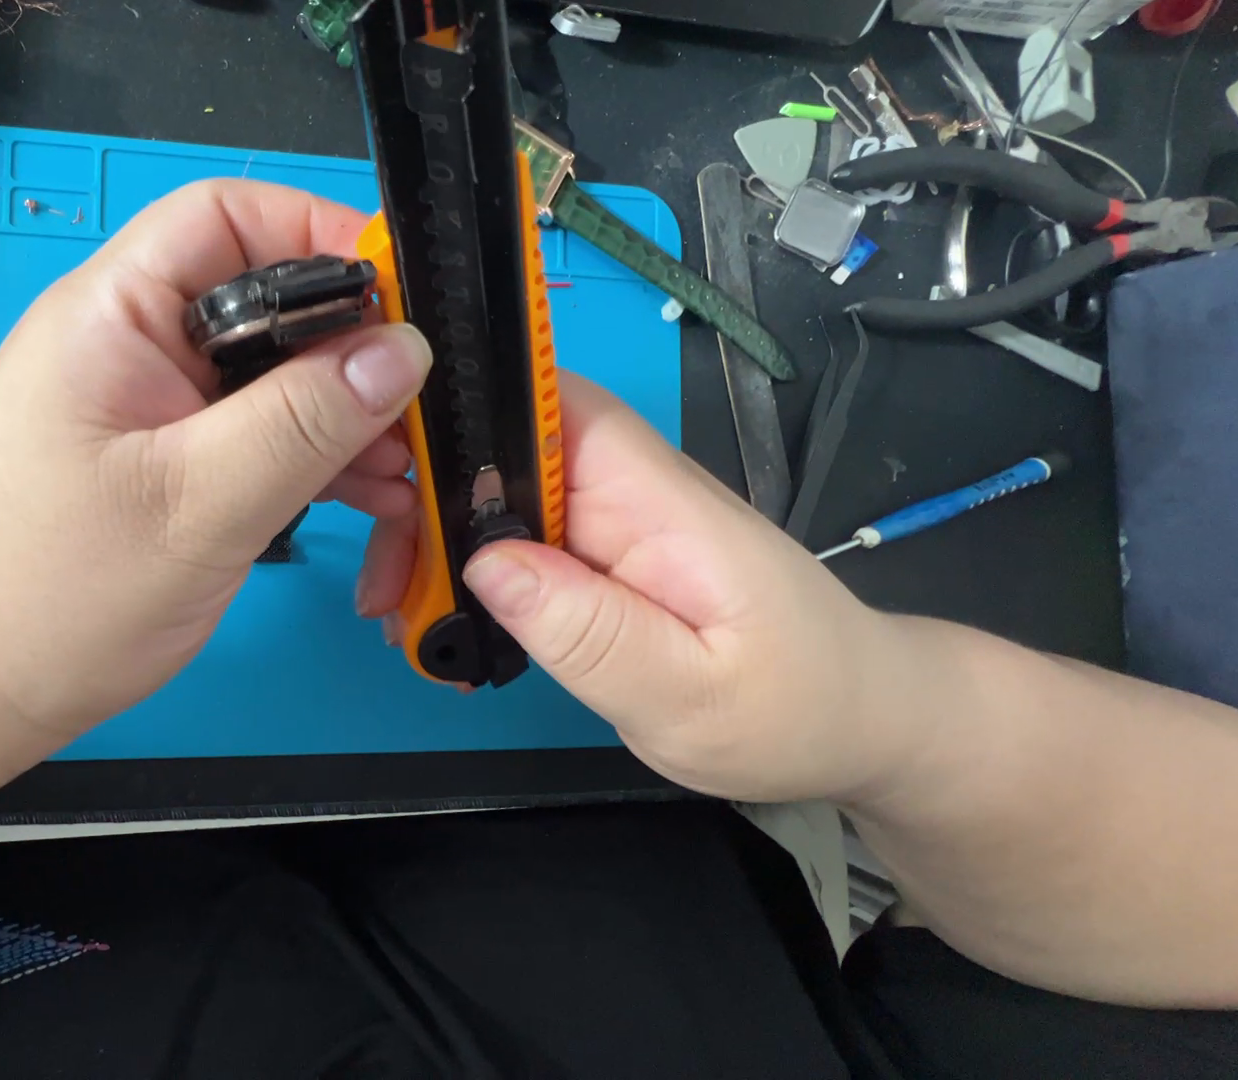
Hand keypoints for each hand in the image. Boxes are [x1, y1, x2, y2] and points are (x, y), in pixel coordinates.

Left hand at [0, 180, 431, 751]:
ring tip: (404, 476)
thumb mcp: (197, 504)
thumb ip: (303, 422)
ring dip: (345, 423)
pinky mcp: (176, 465)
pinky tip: (370, 498)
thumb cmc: (61, 597)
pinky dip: (318, 463)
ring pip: (276, 383)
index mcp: (113, 318)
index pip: (225, 221)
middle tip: (415, 413)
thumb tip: (400, 351)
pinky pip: (263, 439)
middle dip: (350, 357)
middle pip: (267, 310)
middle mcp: (137, 349)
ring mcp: (159, 411)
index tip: (401, 299)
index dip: (320, 236)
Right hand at [361, 373, 920, 802]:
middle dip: (424, 502)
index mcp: (653, 499)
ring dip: (432, 545)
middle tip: (380, 587)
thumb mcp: (689, 695)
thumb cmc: (795, 708)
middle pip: (501, 454)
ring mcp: (603, 525)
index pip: (552, 407)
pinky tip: (437, 618)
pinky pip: (509, 546)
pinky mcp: (592, 558)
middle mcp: (620, 492)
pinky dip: (461, 574)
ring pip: (493, 502)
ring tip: (395, 613)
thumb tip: (484, 563)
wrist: (857, 722)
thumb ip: (590, 632)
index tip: (391, 461)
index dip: (466, 411)